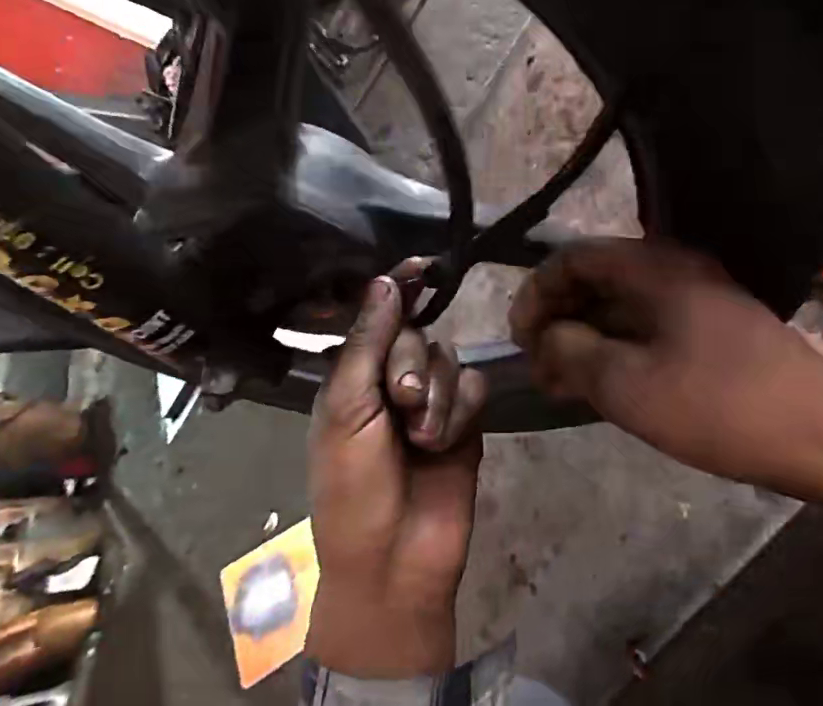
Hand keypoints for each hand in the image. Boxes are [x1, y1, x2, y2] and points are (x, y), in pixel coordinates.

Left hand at [306, 270, 487, 677]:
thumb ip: (369, 342)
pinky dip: (461, 410)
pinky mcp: (465, 419)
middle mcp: (392, 379)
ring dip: (437, 395)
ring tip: (422, 437)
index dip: (397, 289)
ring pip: (448, 358)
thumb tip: (385, 280)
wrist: (396, 557)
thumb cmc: (352, 484)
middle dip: (410, 364)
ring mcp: (432, 399)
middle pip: (416, 334)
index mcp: (354, 374)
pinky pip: (474, 385)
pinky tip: (445, 441)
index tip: (420, 265)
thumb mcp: (348, 408)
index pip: (378, 317)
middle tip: (401, 403)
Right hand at [510, 239, 822, 490]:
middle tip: (538, 368)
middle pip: (597, 278)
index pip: (574, 257)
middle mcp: (675, 268)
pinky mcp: (711, 327)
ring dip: (586, 337)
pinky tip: (603, 384)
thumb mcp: (631, 387)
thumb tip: (548, 336)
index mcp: (656, 266)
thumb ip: (574, 352)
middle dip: (559, 319)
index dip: (537, 293)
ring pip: (621, 305)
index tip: (519, 339)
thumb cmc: (722, 407)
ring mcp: (697, 297)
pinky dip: (617, 348)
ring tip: (562, 384)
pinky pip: (648, 325)